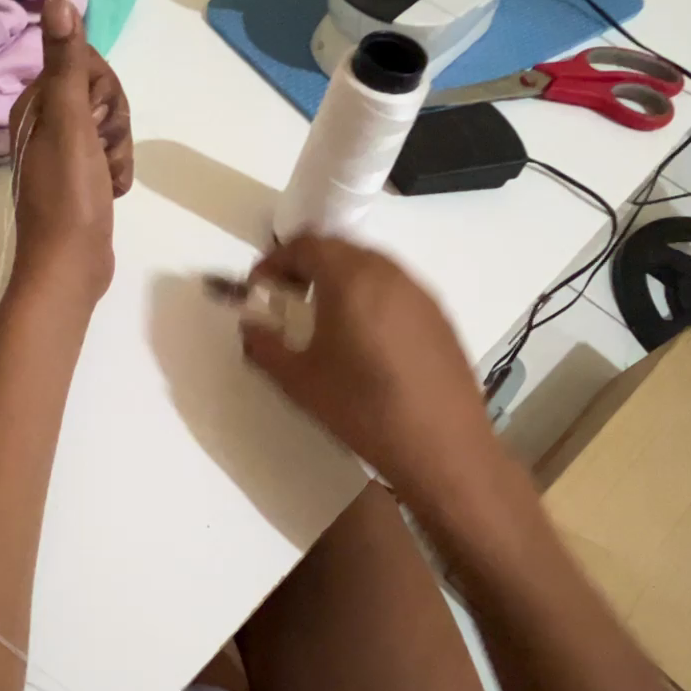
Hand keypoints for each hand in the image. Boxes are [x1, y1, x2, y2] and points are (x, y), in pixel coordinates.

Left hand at [5, 0, 133, 311]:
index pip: (85, 65)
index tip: (93, 120)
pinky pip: (113, 156)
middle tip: (99, 152)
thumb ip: (65, 64)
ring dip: (119, 151)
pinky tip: (110, 192)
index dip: (101, 91)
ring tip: (104, 178)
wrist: (70, 265)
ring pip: (112, 127)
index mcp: (37, 103)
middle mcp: (48, 122)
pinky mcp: (83, 178)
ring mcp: (66, 152)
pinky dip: (118, 172)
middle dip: (113, 123)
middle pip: (102, 95)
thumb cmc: (68, 196)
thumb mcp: (69, 124)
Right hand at [240, 235, 498, 494]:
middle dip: (306, 266)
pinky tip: (363, 338)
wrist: (441, 445)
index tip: (259, 287)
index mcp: (350, 279)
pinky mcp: (440, 315)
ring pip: (370, 266)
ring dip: (339, 279)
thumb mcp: (298, 382)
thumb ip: (264, 347)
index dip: (275, 260)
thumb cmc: (361, 409)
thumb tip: (249, 327)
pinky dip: (369, 297)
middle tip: (286, 298)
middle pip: (340, 249)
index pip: (306, 245)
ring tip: (322, 317)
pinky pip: (395, 289)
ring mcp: (420, 292)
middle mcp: (388, 273)